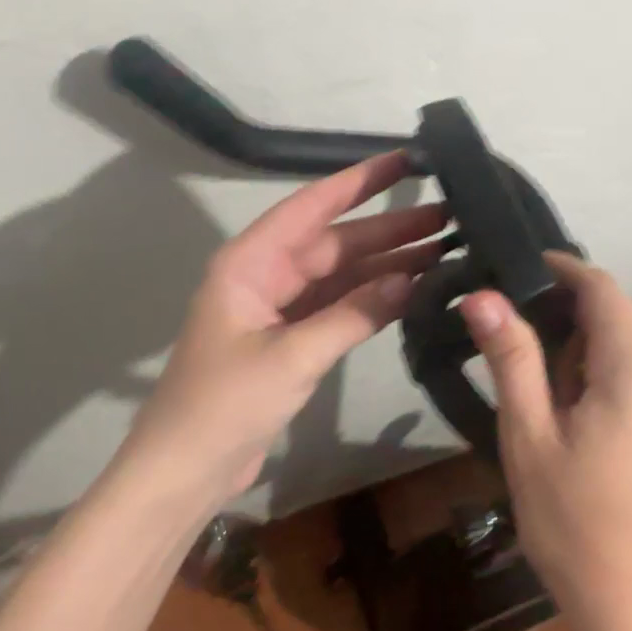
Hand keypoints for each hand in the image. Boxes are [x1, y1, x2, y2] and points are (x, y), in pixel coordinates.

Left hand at [120, 151, 444, 501]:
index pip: (310, 208)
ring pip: (339, 276)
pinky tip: (411, 291)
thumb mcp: (292, 356)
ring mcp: (277, 310)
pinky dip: (370, 301)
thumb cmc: (226, 404)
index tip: (405, 160)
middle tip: (446, 215)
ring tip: (443, 249)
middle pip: (333, 242)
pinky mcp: (288, 342)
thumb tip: (410, 280)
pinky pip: (336, 308)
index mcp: (249, 264)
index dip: (358, 182)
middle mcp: (264, 277)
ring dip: (385, 265)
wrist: (185, 470)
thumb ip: (352, 314)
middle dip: (387, 229)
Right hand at [459, 253, 631, 618]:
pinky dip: (627, 376)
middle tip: (531, 366)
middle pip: (625, 313)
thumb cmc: (574, 523)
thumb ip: (512, 357)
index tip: (517, 274)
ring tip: (561, 402)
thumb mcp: (529, 437)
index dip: (559, 271)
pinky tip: (599, 423)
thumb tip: (483, 294)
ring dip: (601, 351)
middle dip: (576, 320)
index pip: (600, 286)